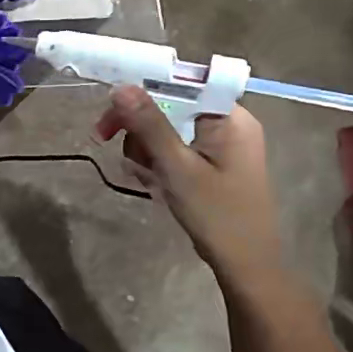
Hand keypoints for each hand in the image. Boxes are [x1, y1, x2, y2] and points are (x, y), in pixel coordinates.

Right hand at [96, 86, 285, 281]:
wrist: (246, 266)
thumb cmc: (216, 215)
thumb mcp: (177, 168)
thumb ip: (150, 125)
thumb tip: (121, 87)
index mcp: (230, 117)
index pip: (181, 85)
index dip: (143, 91)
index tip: (112, 110)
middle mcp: (228, 124)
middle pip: (172, 106)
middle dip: (140, 128)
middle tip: (106, 140)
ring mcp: (222, 145)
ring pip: (170, 130)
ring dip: (147, 149)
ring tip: (143, 177)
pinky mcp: (214, 164)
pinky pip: (178, 150)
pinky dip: (159, 163)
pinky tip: (150, 183)